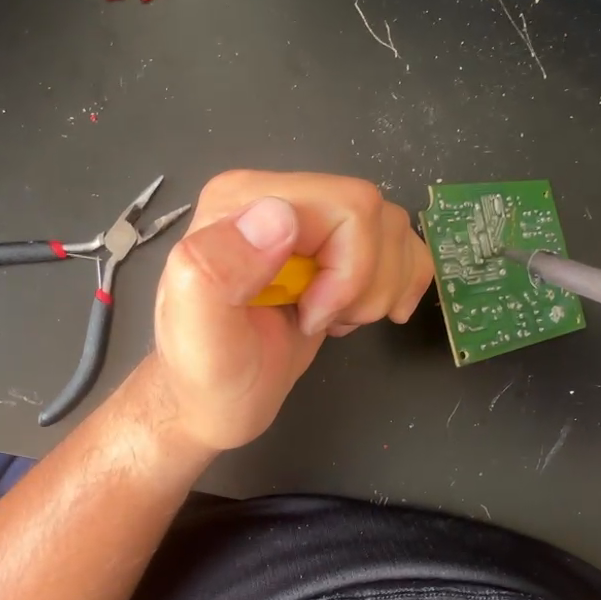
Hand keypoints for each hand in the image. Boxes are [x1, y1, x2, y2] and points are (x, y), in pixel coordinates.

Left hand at [148, 171, 432, 453]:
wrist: (216, 402)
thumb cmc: (208, 378)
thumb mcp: (199, 334)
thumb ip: (216, 267)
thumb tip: (279, 215)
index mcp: (240, 200)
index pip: (345, 206)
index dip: (347, 271)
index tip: (309, 316)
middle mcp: (275, 196)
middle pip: (373, 213)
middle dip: (364, 283)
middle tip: (323, 321)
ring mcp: (309, 219)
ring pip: (393, 227)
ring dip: (379, 288)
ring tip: (335, 319)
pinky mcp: (335, 244)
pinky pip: (401, 240)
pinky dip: (399, 283)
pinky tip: (362, 313)